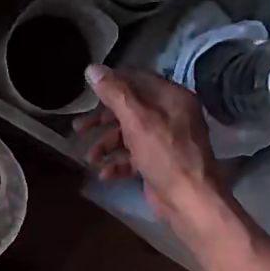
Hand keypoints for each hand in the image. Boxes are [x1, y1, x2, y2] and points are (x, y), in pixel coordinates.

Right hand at [78, 66, 230, 240]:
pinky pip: (134, 156)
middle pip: (129, 109)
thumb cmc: (166, 156)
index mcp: (171, 98)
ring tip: (90, 159)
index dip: (111, 83)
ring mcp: (166, 140)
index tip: (87, 91)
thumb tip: (92, 69)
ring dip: (106, 145)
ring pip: (129, 134)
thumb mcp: (137, 121)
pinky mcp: (160, 162)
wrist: (190, 201)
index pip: (137, 79)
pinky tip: (104, 173)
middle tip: (78, 129)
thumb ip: (115, 94)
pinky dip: (118, 162)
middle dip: (102, 120)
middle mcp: (171, 115)